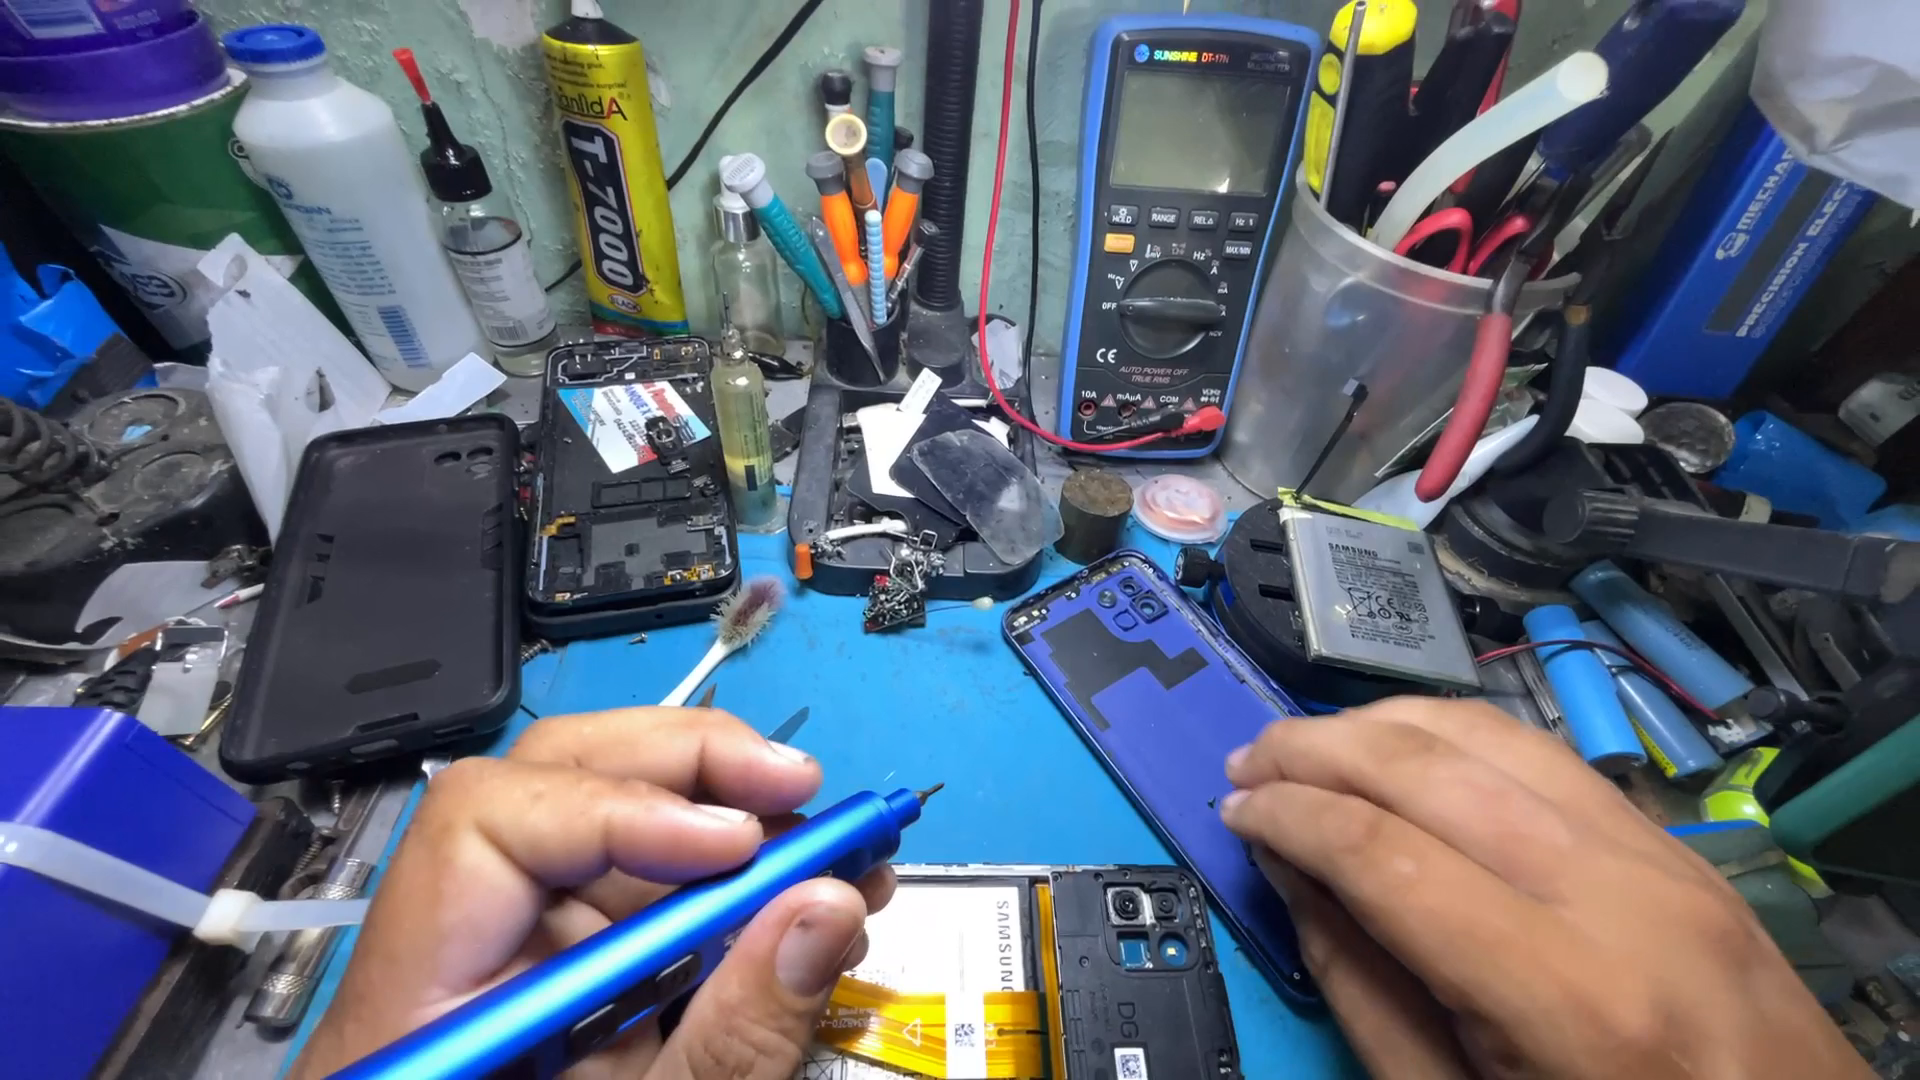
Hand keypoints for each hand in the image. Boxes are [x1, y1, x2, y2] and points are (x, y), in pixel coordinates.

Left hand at [291, 707, 893, 1079]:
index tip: (741, 842)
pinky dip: (755, 866)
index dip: (623, 806)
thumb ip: (734, 1037)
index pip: (490, 823)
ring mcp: (538, 927)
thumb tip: (833, 900)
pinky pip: (674, 867)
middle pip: (566, 772)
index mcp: (424, 997)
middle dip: (699, 765)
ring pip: (635, 802)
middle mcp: (475, 929)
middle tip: (800, 785)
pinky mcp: (597, 941)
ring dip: (749, 810)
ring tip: (842, 850)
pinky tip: (817, 894)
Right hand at [1219, 697, 1865, 1079]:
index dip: (1287, 816)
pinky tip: (1388, 744)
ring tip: (1303, 747)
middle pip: (1421, 768)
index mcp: (1570, 998)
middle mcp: (1619, 899)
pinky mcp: (1666, 837)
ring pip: (1473, 731)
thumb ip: (1353, 977)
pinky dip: (1435, 727)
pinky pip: (1528, 743)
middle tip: (1246, 765)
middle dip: (1309, 750)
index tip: (1235, 813)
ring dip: (1365, 724)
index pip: (1380, 850)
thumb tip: (1284, 862)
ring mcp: (1656, 854)